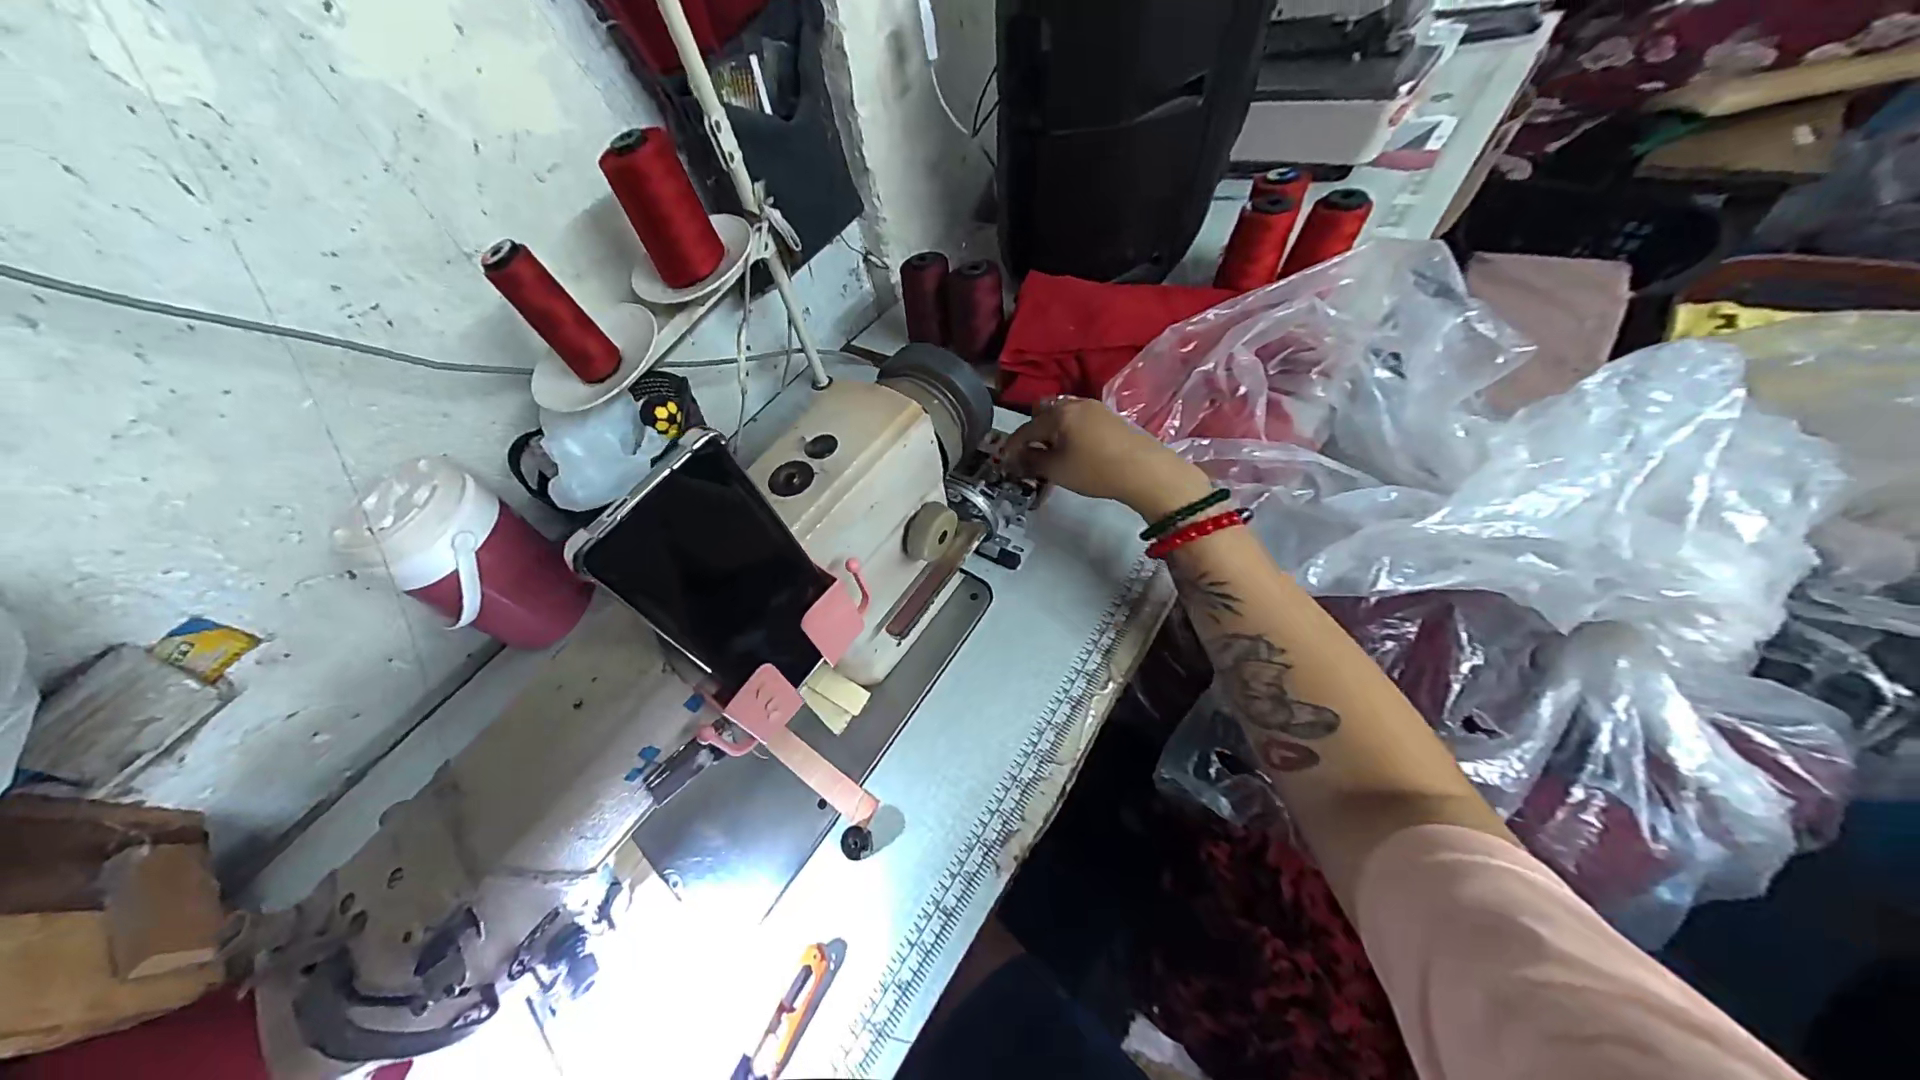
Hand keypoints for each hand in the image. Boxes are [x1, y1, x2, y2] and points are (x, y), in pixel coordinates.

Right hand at [1000, 397, 1211, 520]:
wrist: (1145, 470)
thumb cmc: (1095, 470)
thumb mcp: (1057, 470)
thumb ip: (1032, 462)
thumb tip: (1017, 458)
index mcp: (1058, 413)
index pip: (1026, 429)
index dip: (1012, 447)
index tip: (1004, 462)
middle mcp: (1074, 404)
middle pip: (1044, 414)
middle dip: (1032, 433)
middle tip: (1029, 455)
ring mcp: (1095, 409)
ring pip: (1063, 416)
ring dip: (1052, 432)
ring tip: (1051, 455)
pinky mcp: (1111, 419)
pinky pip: (1079, 421)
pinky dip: (1069, 433)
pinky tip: (1074, 451)